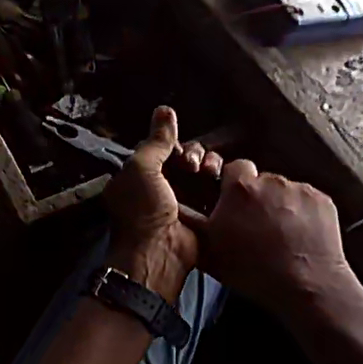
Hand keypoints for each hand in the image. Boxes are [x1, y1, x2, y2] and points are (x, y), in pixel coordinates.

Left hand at [101, 107, 218, 298]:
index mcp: (139, 176)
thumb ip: (155, 141)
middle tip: (195, 165)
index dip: (174, 145)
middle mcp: (159, 188)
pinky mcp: (202, 214)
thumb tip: (164, 110)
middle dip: (195, 155)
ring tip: (211, 174)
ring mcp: (182, 203)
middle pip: (186, 158)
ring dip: (211, 166)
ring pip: (203, 172)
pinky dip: (221, 183)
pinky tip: (223, 181)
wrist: (160, 254)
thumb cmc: (142, 212)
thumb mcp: (141, 168)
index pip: (162, 149)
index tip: (180, 152)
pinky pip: (215, 192)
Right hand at [186, 158, 359, 318]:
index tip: (233, 202)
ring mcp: (299, 190)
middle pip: (260, 180)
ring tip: (278, 234)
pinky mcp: (322, 201)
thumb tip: (177, 208)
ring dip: (279, 205)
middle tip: (254, 224)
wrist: (305, 285)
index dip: (233, 184)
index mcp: (240, 189)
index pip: (235, 168)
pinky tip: (298, 236)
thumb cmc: (254, 271)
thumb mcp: (209, 251)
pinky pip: (307, 200)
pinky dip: (302, 214)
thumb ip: (192, 223)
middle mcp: (271, 181)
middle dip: (257, 197)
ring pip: (284, 191)